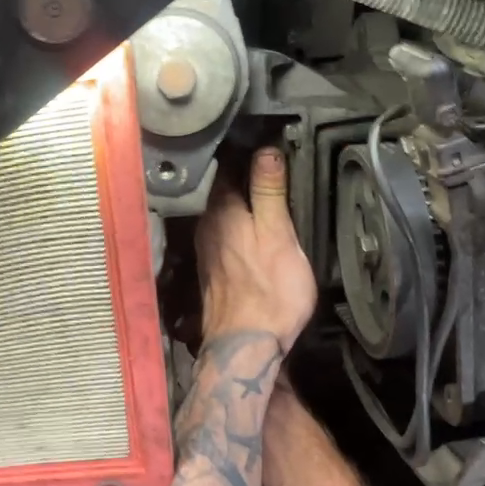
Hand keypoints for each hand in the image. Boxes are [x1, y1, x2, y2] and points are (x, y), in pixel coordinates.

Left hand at [195, 148, 316, 348]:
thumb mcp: (278, 235)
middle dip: (243, 171)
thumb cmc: (269, 293)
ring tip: (264, 188)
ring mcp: (206, 247)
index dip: (247, 150)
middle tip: (268, 159)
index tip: (265, 138)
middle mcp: (206, 224)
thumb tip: (266, 151)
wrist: (245, 346)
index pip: (229, 165)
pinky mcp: (212, 267)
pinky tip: (252, 226)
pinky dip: (237, 221)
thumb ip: (269, 192)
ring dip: (240, 198)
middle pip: (222, 186)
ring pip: (221, 209)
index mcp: (222, 210)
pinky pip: (223, 231)